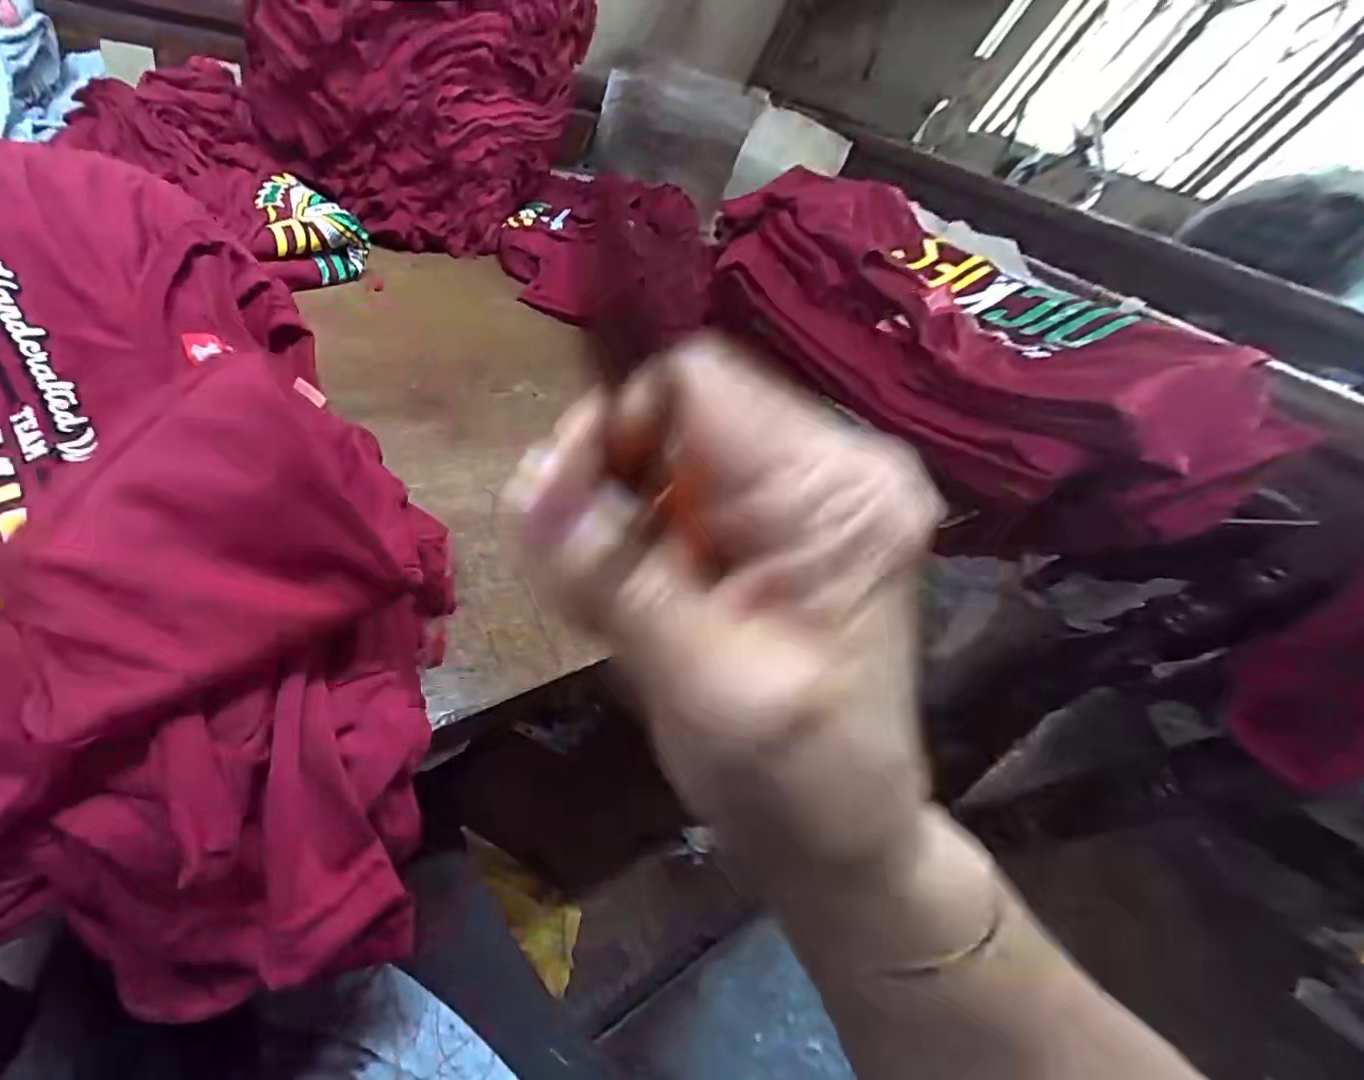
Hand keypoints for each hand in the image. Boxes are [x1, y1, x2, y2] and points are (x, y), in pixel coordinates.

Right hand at [508, 335, 944, 877]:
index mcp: (833, 492)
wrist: (836, 836)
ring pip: (654, 455)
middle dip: (604, 483)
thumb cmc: (796, 778)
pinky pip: (660, 496)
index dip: (614, 429)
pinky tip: (628, 607)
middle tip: (580, 572)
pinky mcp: (756, 526)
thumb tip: (526, 486)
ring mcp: (787, 496)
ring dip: (608, 522)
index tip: (567, 510)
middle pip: (669, 413)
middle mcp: (820, 468)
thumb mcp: (706, 683)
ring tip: (611, 608)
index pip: (696, 384)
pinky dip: (621, 542)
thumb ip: (616, 579)